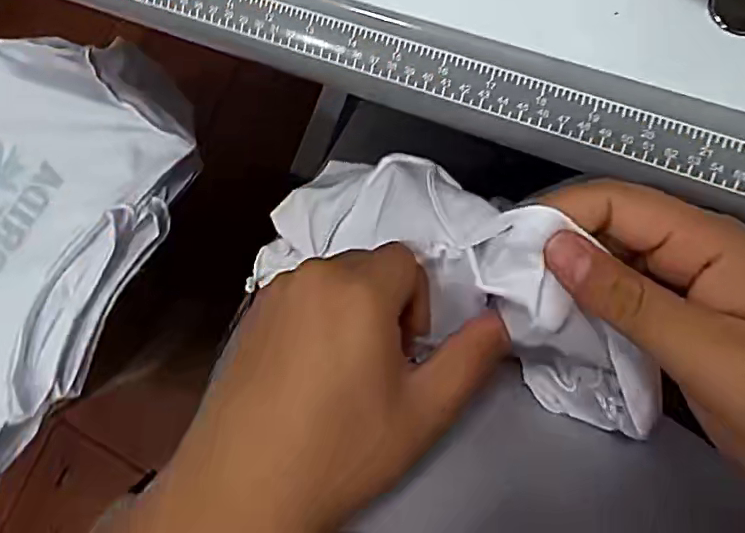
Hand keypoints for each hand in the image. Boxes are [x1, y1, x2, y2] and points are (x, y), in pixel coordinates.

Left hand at [124, 243, 510, 532]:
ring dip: (350, 309)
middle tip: (377, 367)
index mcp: (358, 286)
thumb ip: (469, 359)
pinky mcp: (252, 307)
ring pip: (335, 278)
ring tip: (340, 373)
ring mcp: (277, 286)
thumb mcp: (422, 413)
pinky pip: (301, 292)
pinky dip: (314, 315)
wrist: (245, 483)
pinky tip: (304, 371)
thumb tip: (498, 321)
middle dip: (386, 305)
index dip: (417, 305)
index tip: (404, 354)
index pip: (407, 260)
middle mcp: (315, 271)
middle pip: (371, 267)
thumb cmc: (341, 447)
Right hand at [541, 180, 744, 532]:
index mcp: (709, 239)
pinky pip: (630, 292)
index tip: (512, 244)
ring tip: (527, 294)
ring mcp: (694, 282)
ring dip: (574, 273)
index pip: (617, 201)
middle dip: (560, 241)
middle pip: (612, 223)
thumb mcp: (712, 359)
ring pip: (616, 257)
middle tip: (511, 273)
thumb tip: (553, 245)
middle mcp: (697, 247)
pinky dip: (596, 302)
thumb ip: (629, 299)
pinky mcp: (689, 316)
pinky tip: (568, 318)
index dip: (561, 212)